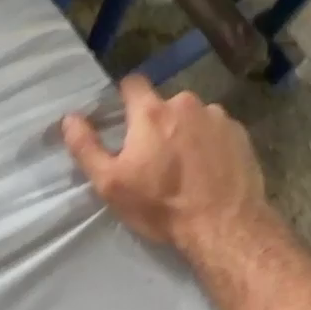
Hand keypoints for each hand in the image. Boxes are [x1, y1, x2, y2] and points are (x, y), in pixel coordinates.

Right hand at [61, 76, 272, 250]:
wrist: (223, 226)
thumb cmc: (161, 206)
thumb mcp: (111, 184)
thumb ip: (86, 148)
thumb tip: (69, 118)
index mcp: (151, 112)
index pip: (132, 83)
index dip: (125, 98)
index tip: (124, 120)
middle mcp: (186, 103)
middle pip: (165, 105)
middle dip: (159, 124)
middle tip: (156, 159)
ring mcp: (218, 117)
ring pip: (194, 118)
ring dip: (187, 134)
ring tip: (187, 168)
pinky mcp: (241, 135)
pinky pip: (218, 132)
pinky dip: (211, 145)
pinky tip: (210, 172)